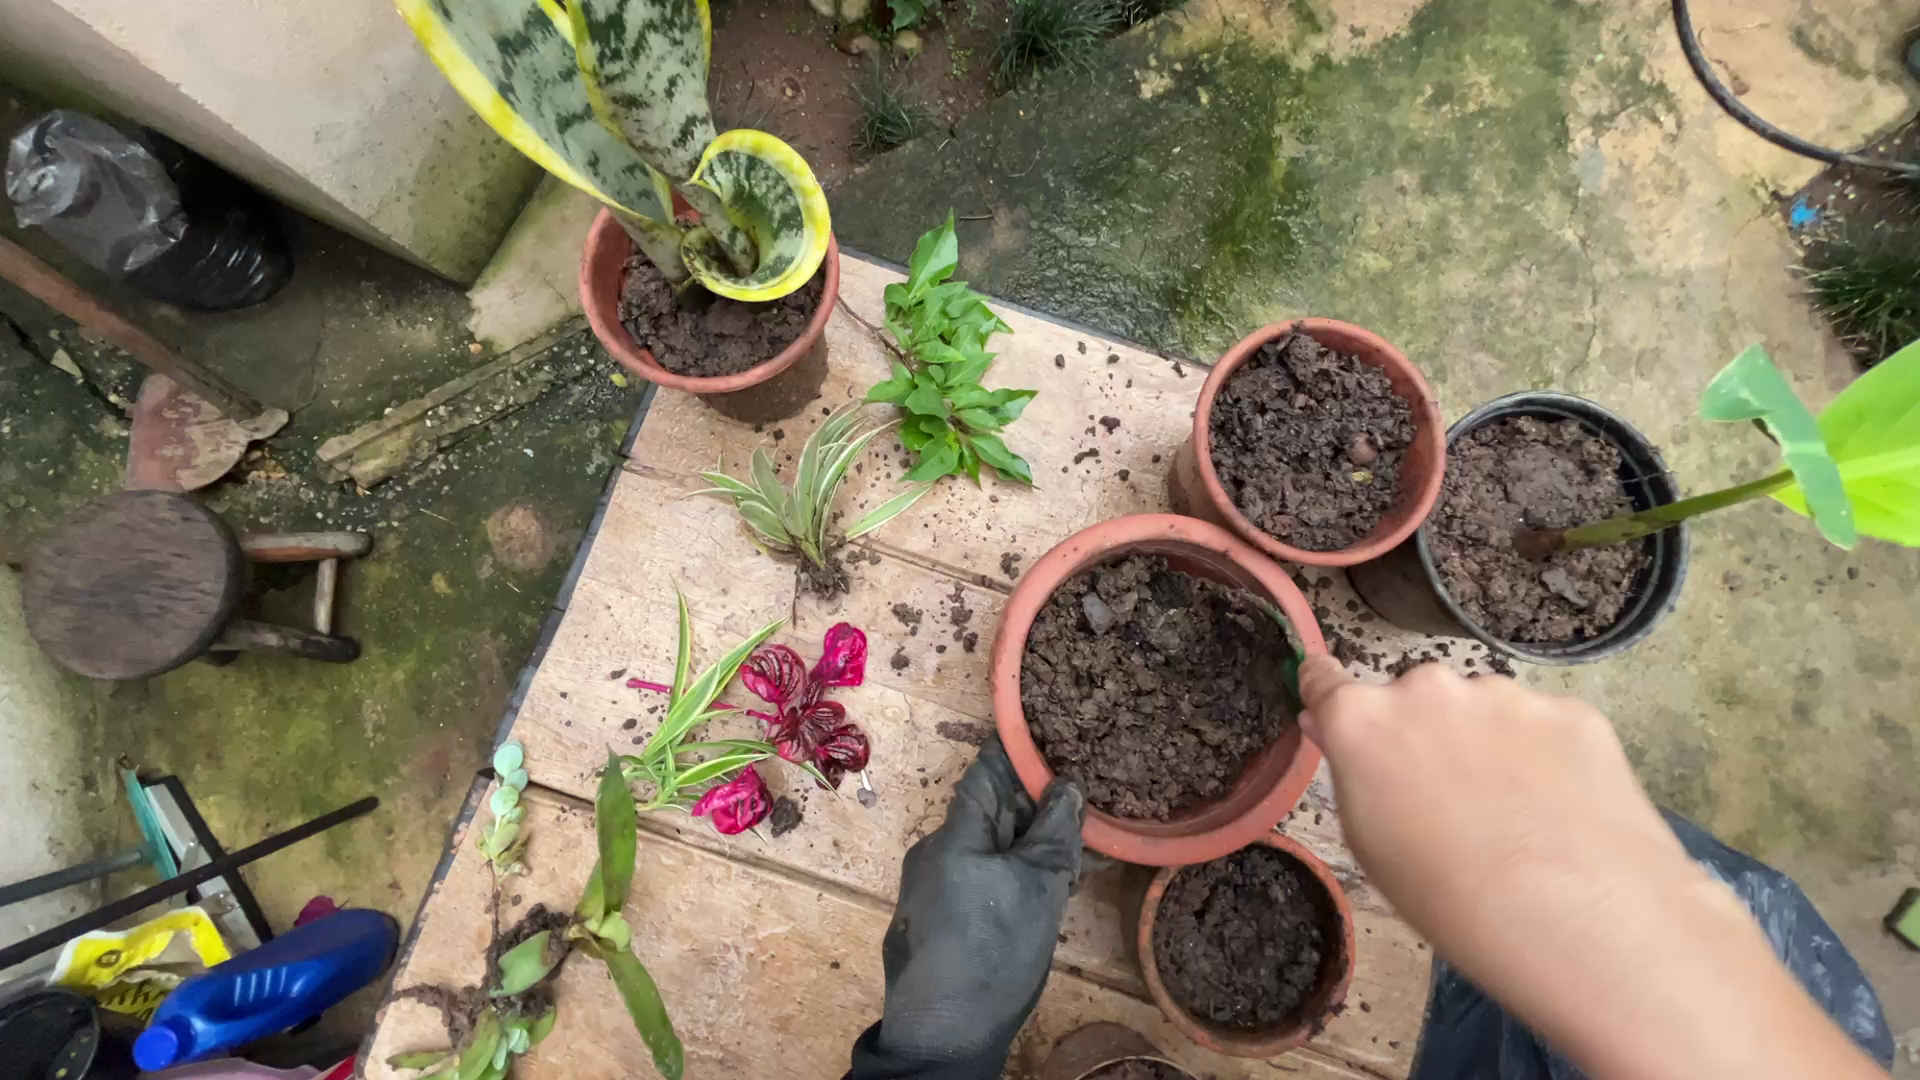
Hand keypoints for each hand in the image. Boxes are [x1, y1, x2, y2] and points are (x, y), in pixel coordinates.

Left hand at [847, 737, 1084, 1079]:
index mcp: (955, 831)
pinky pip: (984, 873)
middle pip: (992, 807)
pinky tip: (1052, 878)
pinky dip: (1017, 868)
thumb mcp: (1038, 887)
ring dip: (1031, 837)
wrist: (943, 1035)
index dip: (1017, 750)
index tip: (1049, 733)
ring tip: (1079, 834)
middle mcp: (939, 848)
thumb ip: (1054, 831)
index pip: (986, 771)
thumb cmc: (991, 949)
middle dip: (1035, 797)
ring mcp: (937, 882)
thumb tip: (1070, 784)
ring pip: (992, 843)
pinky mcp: (943, 913)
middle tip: (1082, 788)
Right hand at [1297, 658, 1885, 1079]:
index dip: (1327, 695)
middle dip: (1419, 730)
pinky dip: (1543, 754)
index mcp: (1360, 717)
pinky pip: (1540, 724)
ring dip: (1483, 739)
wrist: (1591, 926)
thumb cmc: (1449, 896)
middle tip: (1447, 793)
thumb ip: (1348, 771)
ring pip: (1477, 709)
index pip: (1321, 676)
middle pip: (1409, 697)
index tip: (1337, 715)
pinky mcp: (1571, 710)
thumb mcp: (1367, 840)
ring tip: (1518, 811)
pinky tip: (1562, 809)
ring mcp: (1500, 693)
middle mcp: (1422, 686)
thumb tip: (1333, 729)